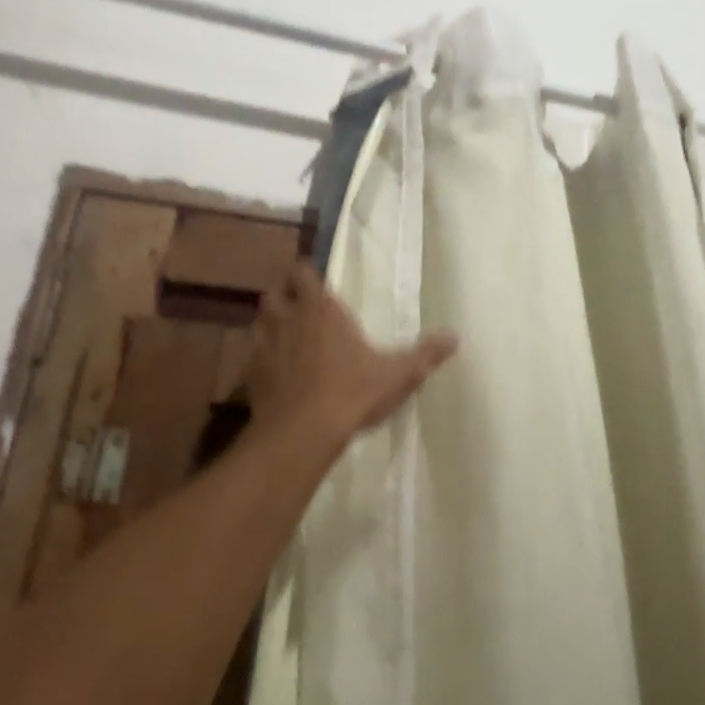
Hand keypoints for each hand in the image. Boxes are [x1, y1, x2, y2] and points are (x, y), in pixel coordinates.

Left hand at [247, 264, 457, 441]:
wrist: (302, 432)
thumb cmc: (351, 392)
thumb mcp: (397, 374)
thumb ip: (424, 354)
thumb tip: (455, 336)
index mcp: (320, 308)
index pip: (302, 272)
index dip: (305, 275)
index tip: (315, 283)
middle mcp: (287, 319)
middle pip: (274, 293)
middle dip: (284, 298)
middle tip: (301, 311)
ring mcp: (263, 346)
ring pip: (258, 322)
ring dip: (269, 326)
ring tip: (286, 340)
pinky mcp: (249, 376)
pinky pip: (252, 357)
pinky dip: (261, 360)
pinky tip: (275, 375)